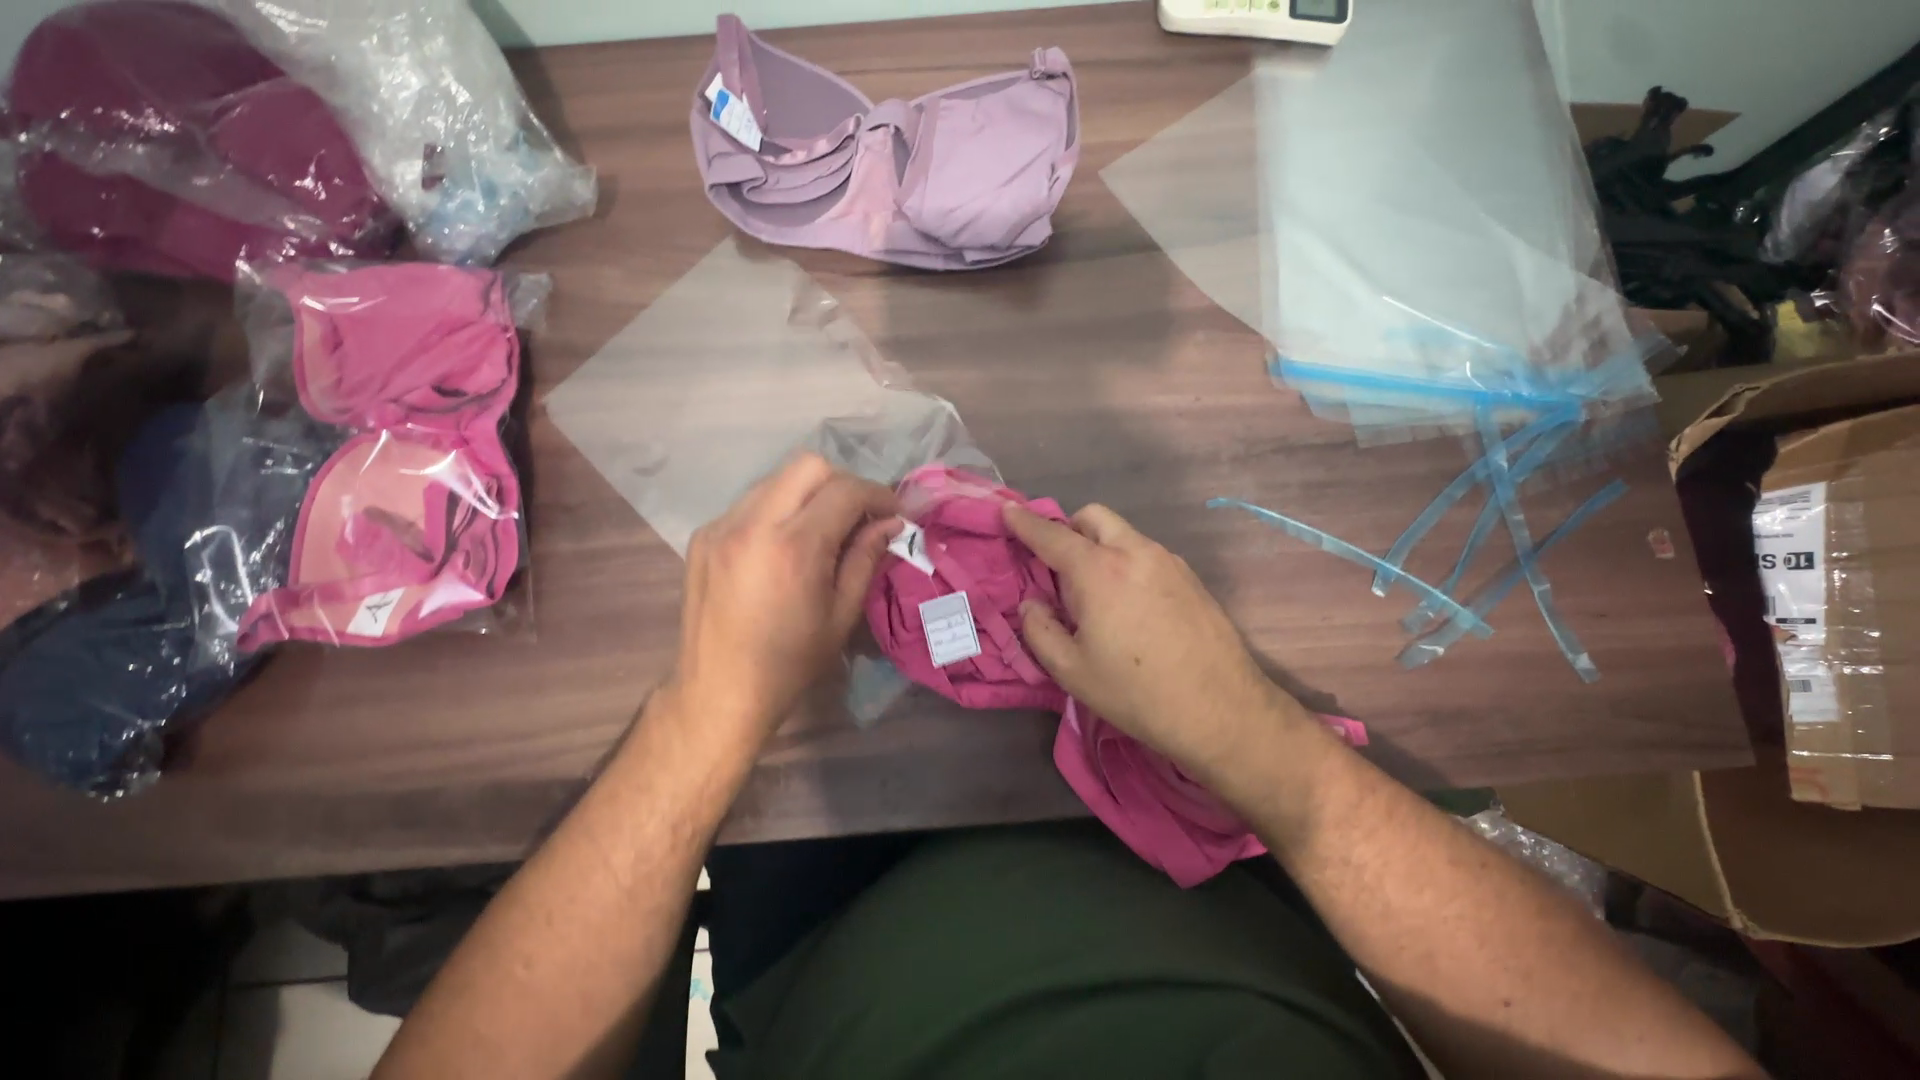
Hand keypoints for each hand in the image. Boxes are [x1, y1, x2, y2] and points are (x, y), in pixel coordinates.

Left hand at [667, 454, 898, 743]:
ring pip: (776, 479)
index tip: (893, 513)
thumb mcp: (841, 615)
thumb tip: (890, 523)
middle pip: (808, 465)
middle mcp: (753, 524)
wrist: (719, 692)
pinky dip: (776, 511)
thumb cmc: (790, 663)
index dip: (877, 495)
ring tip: (822, 529)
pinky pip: (750, 503)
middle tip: (858, 516)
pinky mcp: (703, 536)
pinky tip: (782, 545)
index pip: (844, 490)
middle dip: (842, 483)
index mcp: (793, 548)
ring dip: (807, 493)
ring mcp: (721, 526)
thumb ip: (866, 558)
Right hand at [1003, 503, 1318, 782]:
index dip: (1025, 522)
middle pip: (1093, 518)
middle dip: (1068, 529)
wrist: (1220, 710)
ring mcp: (1169, 562)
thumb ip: (1039, 630)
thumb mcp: (1071, 670)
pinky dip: (1126, 563)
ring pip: (1124, 535)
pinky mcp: (1191, 578)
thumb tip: (1032, 604)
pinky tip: (1130, 607)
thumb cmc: (1136, 693)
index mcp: (1098, 571)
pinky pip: (1147, 555)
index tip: (1008, 511)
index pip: (1052, 535)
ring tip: (1095, 595)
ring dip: (1100, 547)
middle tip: (1056, 566)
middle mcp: (1135, 553)